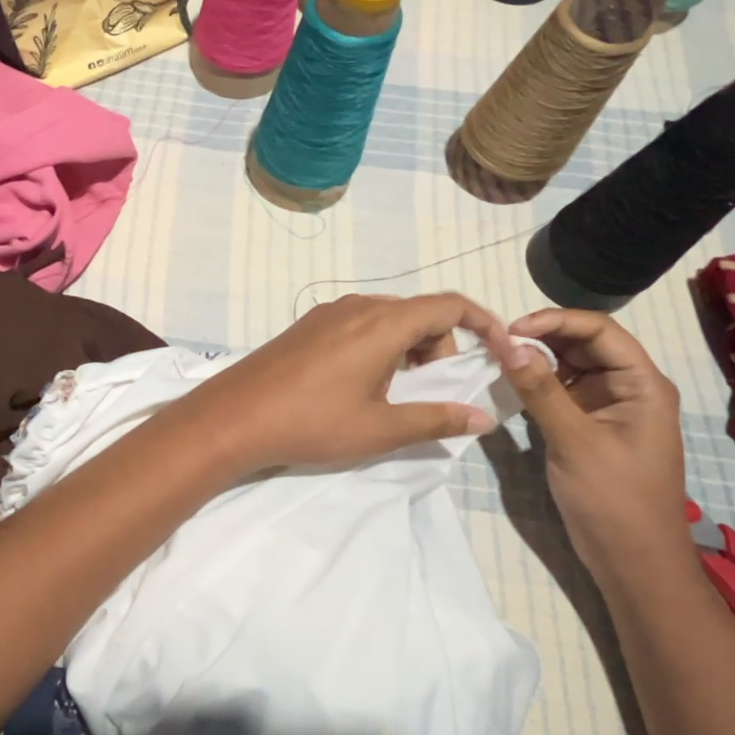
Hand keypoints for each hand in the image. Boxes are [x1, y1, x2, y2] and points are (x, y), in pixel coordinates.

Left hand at [160, 293, 517, 474]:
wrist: (234, 417)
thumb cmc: (312, 423)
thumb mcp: (380, 428)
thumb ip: (435, 419)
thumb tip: (482, 418)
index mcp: (382, 323)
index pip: (449, 305)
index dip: (484, 323)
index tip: (501, 351)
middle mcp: (357, 306)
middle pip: (418, 312)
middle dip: (440, 347)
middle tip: (428, 391)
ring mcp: (327, 313)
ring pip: (387, 319)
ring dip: (406, 349)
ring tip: (391, 395)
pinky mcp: (306, 326)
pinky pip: (358, 324)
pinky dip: (377, 347)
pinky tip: (358, 386)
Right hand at [502, 309, 691, 582]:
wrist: (633, 561)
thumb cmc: (614, 500)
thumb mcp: (574, 442)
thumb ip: (540, 390)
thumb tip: (507, 344)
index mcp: (642, 384)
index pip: (600, 331)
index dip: (555, 321)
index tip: (510, 330)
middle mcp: (627, 387)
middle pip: (583, 343)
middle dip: (541, 336)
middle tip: (495, 342)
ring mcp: (606, 406)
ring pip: (568, 364)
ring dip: (534, 357)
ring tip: (496, 357)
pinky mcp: (587, 424)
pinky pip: (559, 389)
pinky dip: (534, 382)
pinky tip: (507, 382)